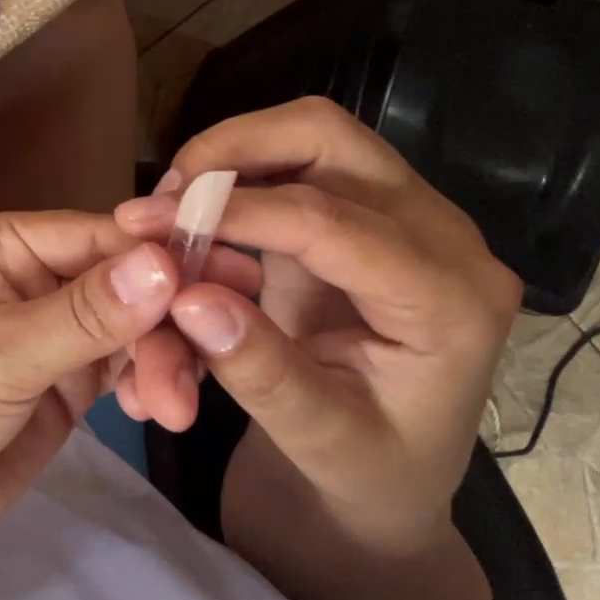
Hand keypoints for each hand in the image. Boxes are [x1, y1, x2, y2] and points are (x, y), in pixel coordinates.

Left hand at [0, 209, 257, 546]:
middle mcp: (36, 275)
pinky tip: (154, 413)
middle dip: (165, 326)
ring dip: (164, 362)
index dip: (166, 254)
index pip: (103, 234)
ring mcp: (55, 329)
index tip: (233, 281)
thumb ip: (87, 314)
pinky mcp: (68, 379)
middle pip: (129, 282)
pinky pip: (127, 367)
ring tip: (171, 412)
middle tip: (194, 377)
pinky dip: (149, 384)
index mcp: (9, 244)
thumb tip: (164, 262)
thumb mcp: (5, 352)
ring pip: (136, 327)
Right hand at [113, 98, 521, 545]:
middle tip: (162, 198)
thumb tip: (187, 300)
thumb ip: (260, 372)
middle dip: (230, 149)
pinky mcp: (362, 209)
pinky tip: (193, 210)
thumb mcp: (318, 443)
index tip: (150, 225)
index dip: (232, 211)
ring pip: (306, 130)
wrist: (390, 469)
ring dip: (227, 153)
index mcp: (449, 301)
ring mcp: (403, 214)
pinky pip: (291, 155)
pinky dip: (233, 168)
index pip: (330, 220)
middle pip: (327, 136)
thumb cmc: (366, 467)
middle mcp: (440, 237)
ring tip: (169, 203)